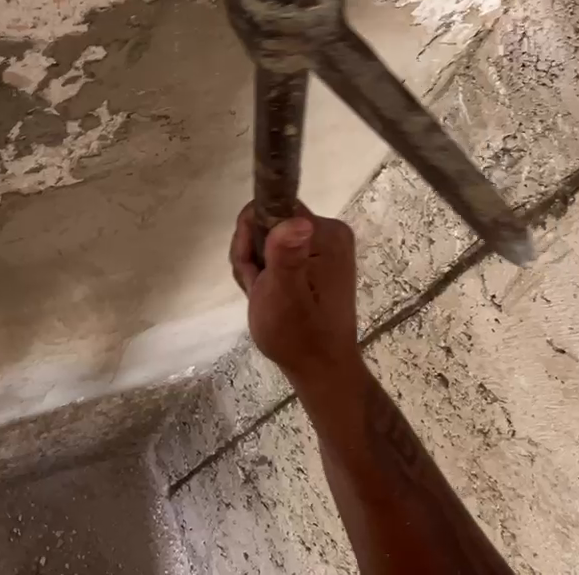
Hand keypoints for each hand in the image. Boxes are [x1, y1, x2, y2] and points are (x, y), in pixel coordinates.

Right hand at [231, 202, 364, 408]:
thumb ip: (285, 256)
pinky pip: (273, 250)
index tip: (253, 269)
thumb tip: (298, 220)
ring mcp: (321, 246)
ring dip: (253, 266)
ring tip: (261, 295)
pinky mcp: (314, 259)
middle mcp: (327, 233)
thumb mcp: (284, 295)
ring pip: (264, 237)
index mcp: (326, 234)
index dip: (251, 236)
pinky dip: (262, 272)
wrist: (318, 369)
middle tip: (256, 288)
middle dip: (250, 254)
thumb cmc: (298, 335)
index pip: (270, 208)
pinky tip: (266, 295)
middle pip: (265, 221)